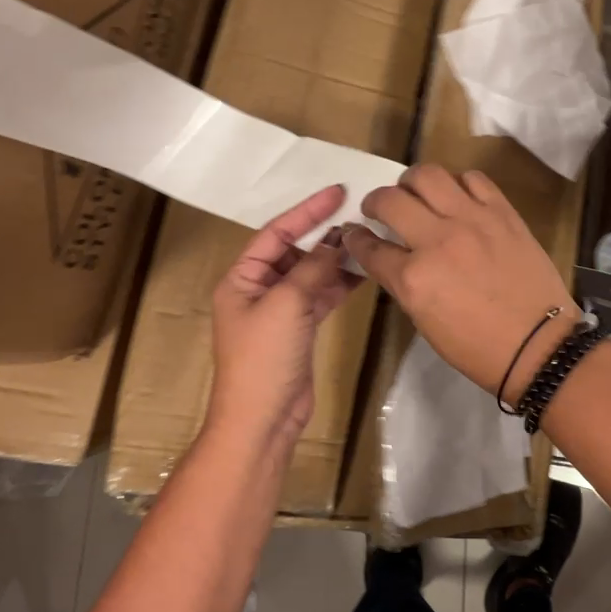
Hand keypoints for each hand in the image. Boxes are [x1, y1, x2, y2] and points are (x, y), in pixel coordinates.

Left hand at [209, 185, 361, 440]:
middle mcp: (258, 289)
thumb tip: (338, 239)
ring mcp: (280, 310)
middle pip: (295, 250)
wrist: (262, 420)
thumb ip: (313, 267)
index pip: (276, 232)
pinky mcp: (299, 328)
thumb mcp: (287, 304)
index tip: (338, 191)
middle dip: (325, 233)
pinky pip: (321, 294)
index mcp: (242, 278)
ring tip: (368, 239)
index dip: (307, 211)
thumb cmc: (264, 358)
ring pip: (311, 272)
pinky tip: (365, 271)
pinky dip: (341, 283)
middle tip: (359, 213)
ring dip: (337, 258)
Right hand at [343, 166, 577, 404]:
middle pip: (391, 200)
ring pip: (429, 175)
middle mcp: (437, 241)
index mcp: (413, 278)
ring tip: (415, 192)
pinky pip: (473, 178)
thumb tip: (394, 258)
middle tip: (380, 207)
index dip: (356, 238)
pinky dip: (459, 183)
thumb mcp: (425, 321)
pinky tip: (458, 196)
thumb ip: (405, 283)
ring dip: (413, 181)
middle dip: (376, 201)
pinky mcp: (503, 212)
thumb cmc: (477, 347)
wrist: (539, 343)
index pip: (370, 248)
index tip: (354, 231)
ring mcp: (472, 220)